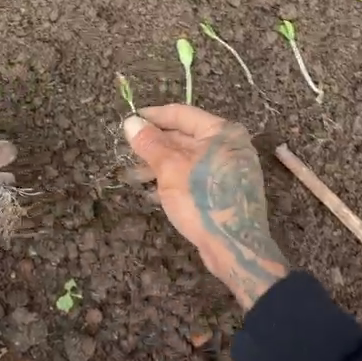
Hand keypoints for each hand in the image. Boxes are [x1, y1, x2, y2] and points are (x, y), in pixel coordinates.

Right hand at [122, 105, 288, 309]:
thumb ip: (150, 143)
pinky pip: (195, 177)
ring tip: (134, 176)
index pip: (181, 113)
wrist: (233, 246)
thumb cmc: (202, 199)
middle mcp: (229, 146)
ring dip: (160, 165)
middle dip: (155, 144)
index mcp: (222, 132)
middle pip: (185, 136)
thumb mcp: (170, 167)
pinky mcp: (226, 193)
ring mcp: (230, 170)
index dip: (153, 116)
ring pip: (188, 159)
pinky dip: (174, 180)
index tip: (129, 121)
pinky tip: (153, 193)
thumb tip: (131, 122)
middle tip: (128, 150)